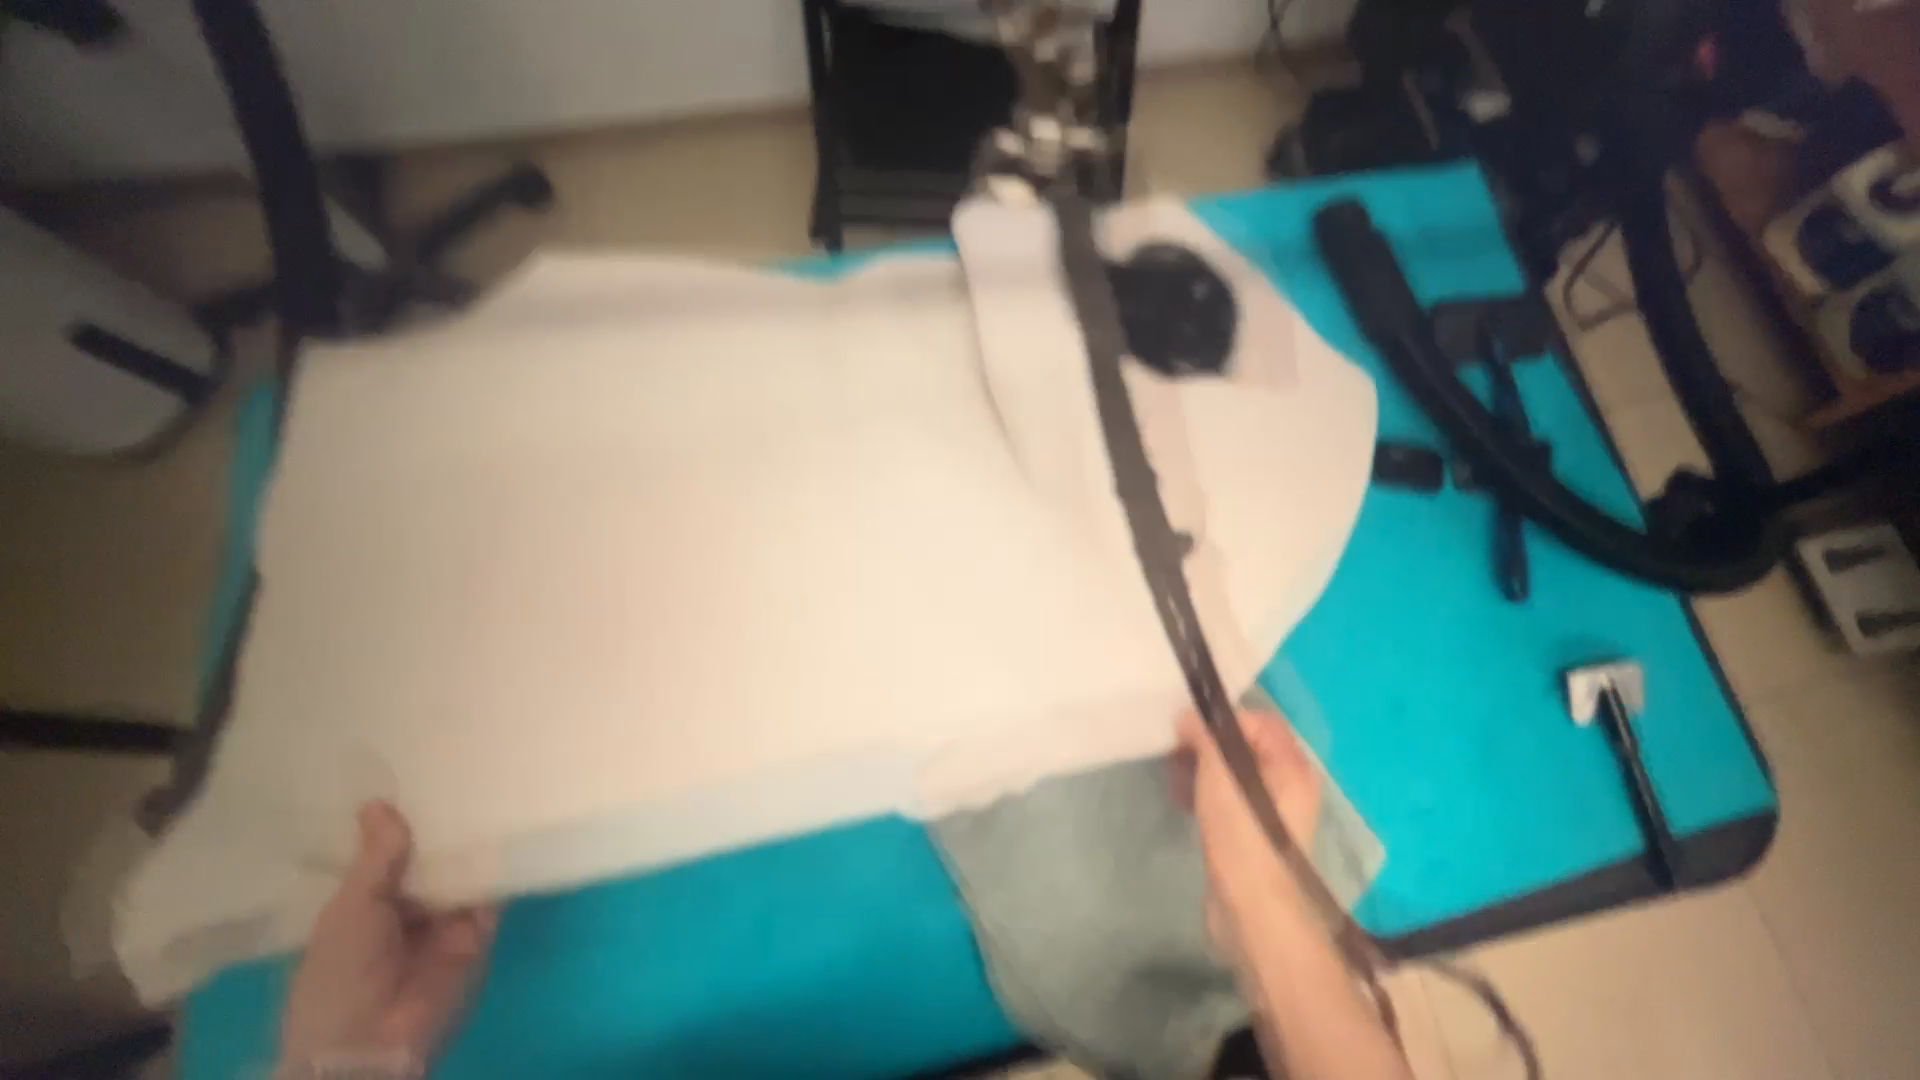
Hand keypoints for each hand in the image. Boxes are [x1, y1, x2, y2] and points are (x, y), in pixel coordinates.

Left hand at [280, 801, 496, 1071]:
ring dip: (474, 839)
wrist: (374, 1038)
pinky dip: (502, 863)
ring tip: (494, 783)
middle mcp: (408, 907)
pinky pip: (493, 890)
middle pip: (431, 858)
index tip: (417, 777)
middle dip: (444, 824)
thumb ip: (376, 858)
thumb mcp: (350, 910)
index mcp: (365, 906)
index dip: (400, 823)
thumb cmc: (341, 973)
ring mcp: (446, 918)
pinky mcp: (481, 928)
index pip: (387, 855)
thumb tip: (378, 802)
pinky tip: (513, 824)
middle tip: (465, 768)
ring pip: (463, 869)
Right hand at [1170, 709, 1321, 950]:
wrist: (1253, 909)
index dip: (1221, 718)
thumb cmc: (1242, 833)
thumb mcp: (1220, 774)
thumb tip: (1189, 717)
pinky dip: (1204, 793)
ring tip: (1173, 776)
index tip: (1187, 727)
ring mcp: (1270, 812)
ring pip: (1231, 774)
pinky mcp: (1251, 835)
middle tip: (1175, 749)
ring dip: (1200, 768)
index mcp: (1291, 764)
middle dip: (1206, 743)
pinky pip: (1226, 800)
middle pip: (1243, 746)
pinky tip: (1183, 801)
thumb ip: (1205, 737)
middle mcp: (1288, 784)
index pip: (1258, 720)